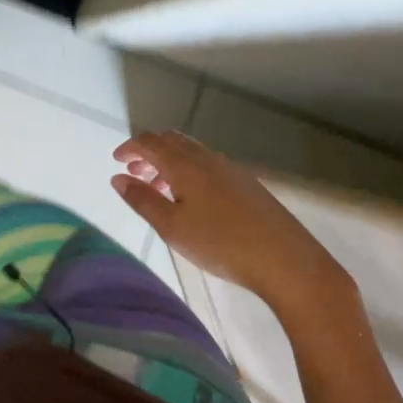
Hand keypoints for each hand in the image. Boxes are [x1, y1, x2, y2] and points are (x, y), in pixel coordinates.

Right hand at [113, 131, 352, 318]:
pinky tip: (193, 200)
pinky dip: (189, 171)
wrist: (287, 261)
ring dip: (169, 163)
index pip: (150, 142)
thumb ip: (142, 200)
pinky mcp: (247, 184)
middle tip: (135, 173)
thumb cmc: (221, 244)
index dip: (130, 147)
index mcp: (185, 165)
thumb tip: (118, 177)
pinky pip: (208, 164)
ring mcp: (230, 169)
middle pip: (171, 141)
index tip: (116, 161)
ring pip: (191, 153)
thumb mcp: (172, 227)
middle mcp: (207, 158)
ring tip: (160, 190)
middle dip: (149, 152)